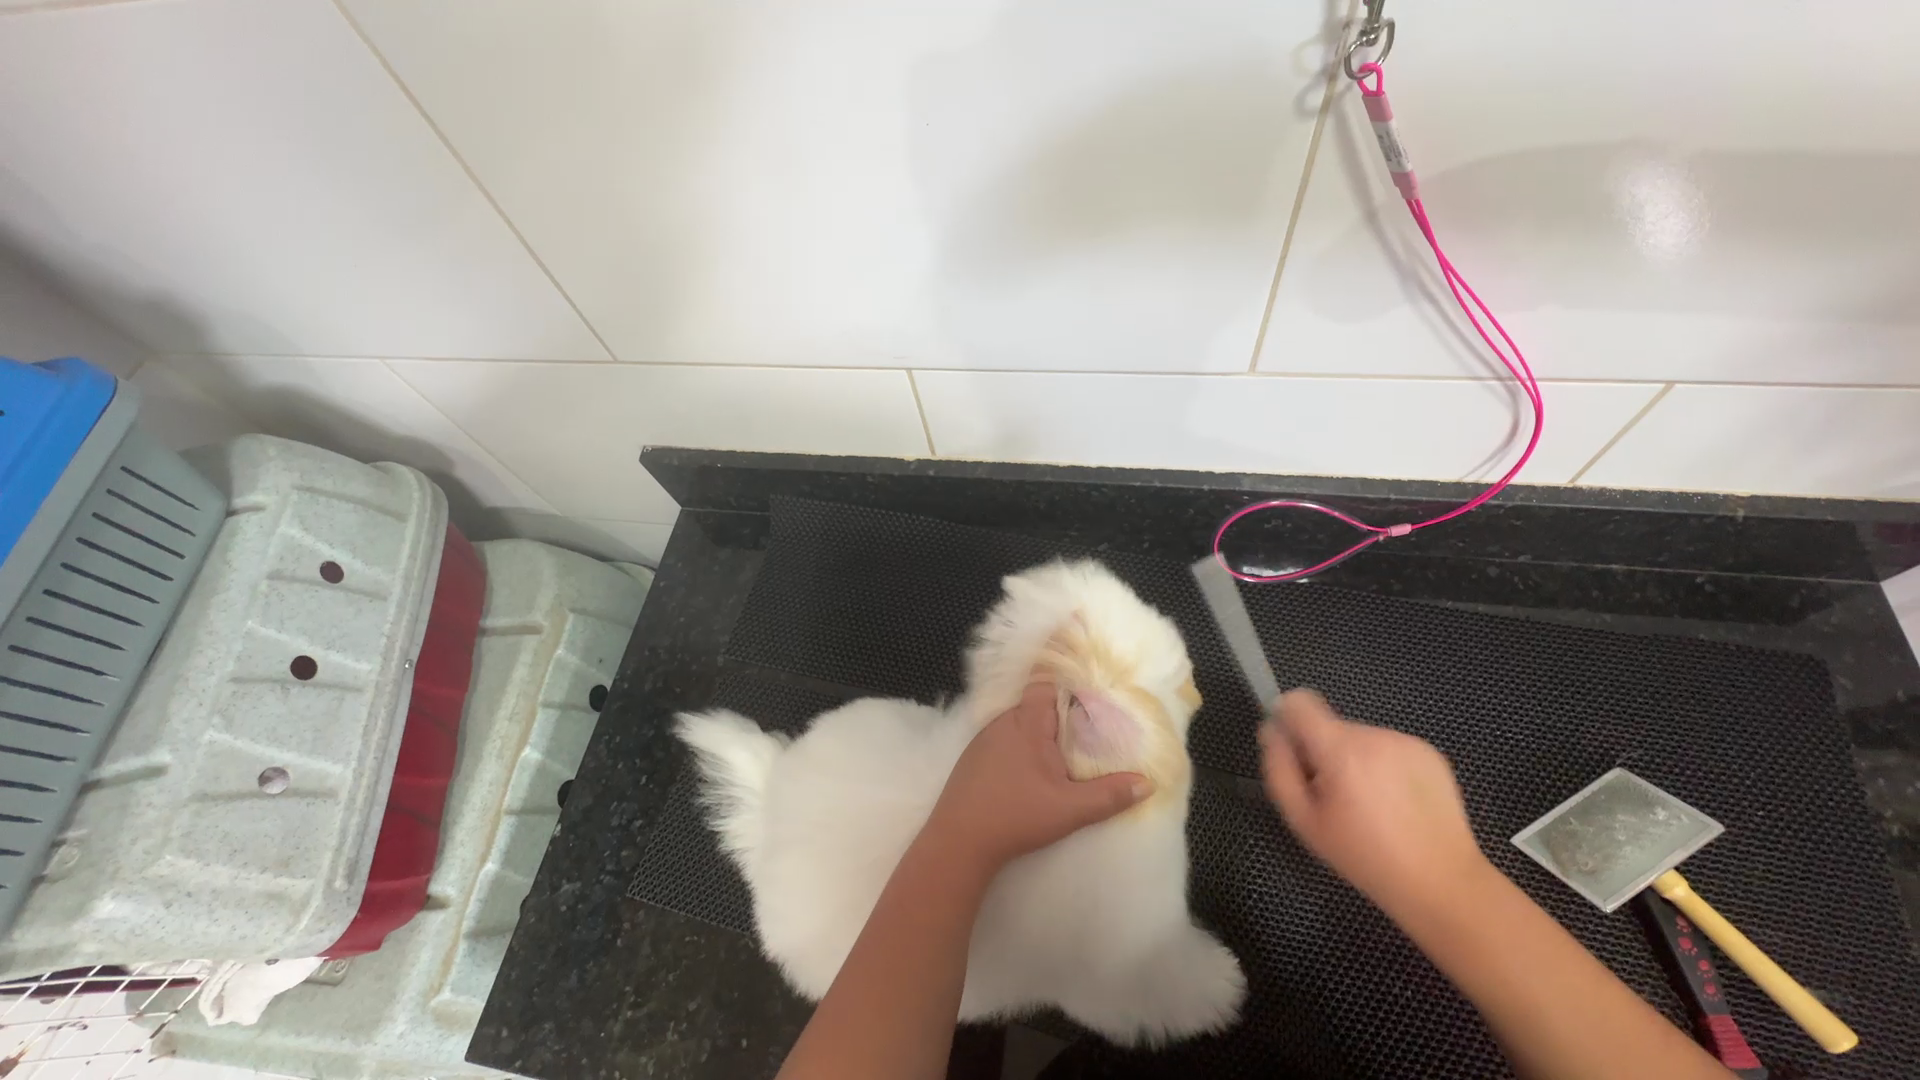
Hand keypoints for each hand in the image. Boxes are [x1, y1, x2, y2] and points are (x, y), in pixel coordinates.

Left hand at [921, 681, 1151, 875]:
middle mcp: (1004, 721)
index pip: (1046, 677)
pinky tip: (1041, 756)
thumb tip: (1147, 783)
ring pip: (1023, 717)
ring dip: (1046, 719)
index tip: (1086, 655)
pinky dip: (1029, 736)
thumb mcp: (1069, 809)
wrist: (957, 842)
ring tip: (1076, 726)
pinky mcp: (977, 756)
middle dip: (1064, 697)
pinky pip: (1009, 733)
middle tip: (1094, 700)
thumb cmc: (1014, 817)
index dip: (1065, 664)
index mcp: (1028, 722)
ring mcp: (986, 738)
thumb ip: (1108, 795)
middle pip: (1038, 697)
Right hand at [1260, 689, 1489, 916]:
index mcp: (1341, 751)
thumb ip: (1278, 768)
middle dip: (1324, 752)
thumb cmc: (1364, 856)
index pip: (1300, 703)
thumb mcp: (1303, 821)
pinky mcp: (1431, 753)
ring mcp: (1407, 742)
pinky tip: (1394, 803)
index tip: (1292, 749)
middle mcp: (1375, 736)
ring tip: (1368, 803)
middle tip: (1333, 795)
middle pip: (1330, 726)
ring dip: (1354, 759)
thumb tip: (1271, 732)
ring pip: (1359, 738)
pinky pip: (1388, 747)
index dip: (1288, 719)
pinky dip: (1382, 766)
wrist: (1441, 881)